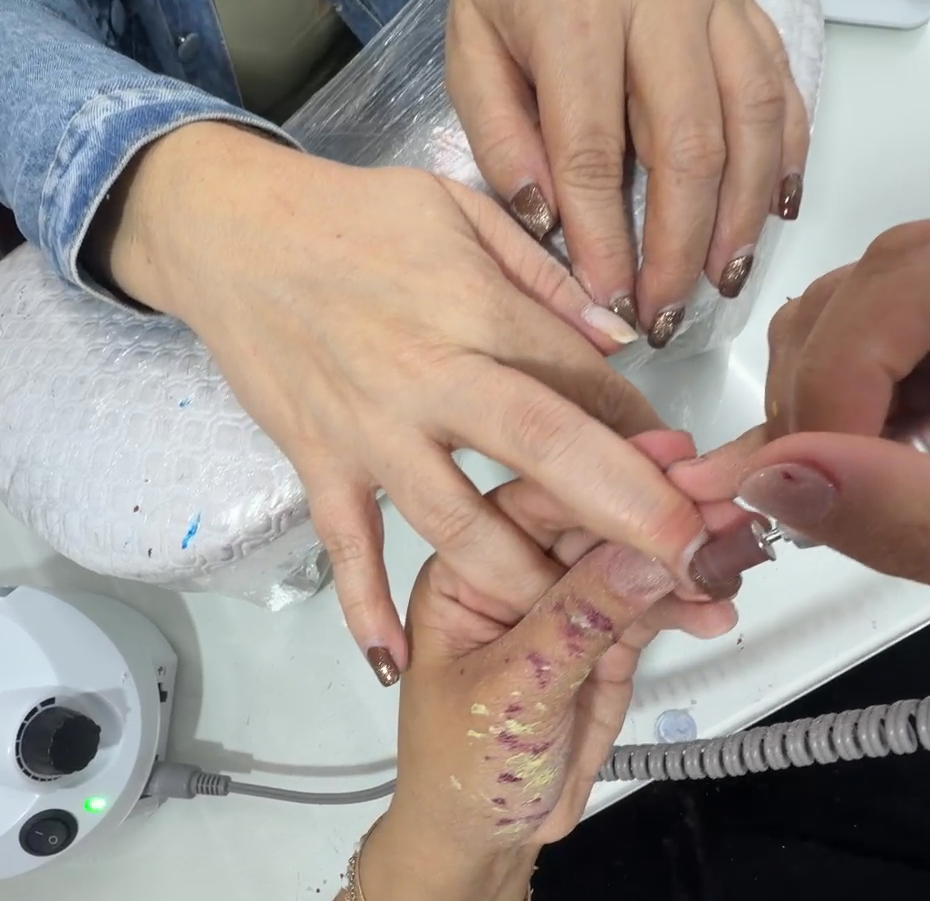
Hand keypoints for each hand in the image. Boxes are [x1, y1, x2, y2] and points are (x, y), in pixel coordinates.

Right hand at [102, 123, 710, 683]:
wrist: (232, 233)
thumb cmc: (354, 215)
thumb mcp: (461, 211)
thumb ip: (543, 280)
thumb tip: (615, 343)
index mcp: (476, 310)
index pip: (584, 382)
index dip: (648, 439)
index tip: (695, 490)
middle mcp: (427, 381)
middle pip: (541, 452)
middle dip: (625, 513)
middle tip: (696, 569)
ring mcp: (367, 433)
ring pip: (453, 522)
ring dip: (523, 578)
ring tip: (585, 626)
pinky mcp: (317, 466)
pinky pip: (344, 546)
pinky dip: (363, 605)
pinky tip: (392, 660)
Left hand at [386, 431, 754, 853]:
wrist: (485, 837)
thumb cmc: (463, 767)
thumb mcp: (515, 690)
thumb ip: (580, 620)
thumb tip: (653, 549)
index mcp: (466, 571)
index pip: (533, 505)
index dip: (599, 480)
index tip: (672, 463)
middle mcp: (516, 575)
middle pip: (593, 526)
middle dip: (658, 515)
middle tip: (727, 504)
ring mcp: (565, 607)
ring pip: (630, 565)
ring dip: (683, 560)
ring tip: (737, 557)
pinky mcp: (603, 641)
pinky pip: (649, 610)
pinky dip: (685, 608)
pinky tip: (716, 610)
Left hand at [447, 0, 808, 343]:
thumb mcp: (472, 50)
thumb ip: (501, 135)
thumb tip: (548, 221)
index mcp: (575, 21)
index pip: (593, 157)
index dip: (605, 242)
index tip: (608, 303)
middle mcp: (659, 6)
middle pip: (687, 148)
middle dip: (680, 246)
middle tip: (668, 314)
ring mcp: (715, 1)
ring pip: (752, 117)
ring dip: (743, 213)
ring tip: (725, 280)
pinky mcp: (747, 3)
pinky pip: (783, 80)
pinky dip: (787, 151)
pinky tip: (778, 209)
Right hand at [668, 204, 929, 657]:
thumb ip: (920, 517)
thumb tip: (768, 477)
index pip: (925, 270)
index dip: (848, 364)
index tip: (822, 471)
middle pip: (863, 293)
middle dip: (815, 399)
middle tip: (826, 498)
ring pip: (828, 326)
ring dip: (803, 417)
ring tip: (845, 496)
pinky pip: (828, 364)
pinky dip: (801, 432)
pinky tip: (817, 484)